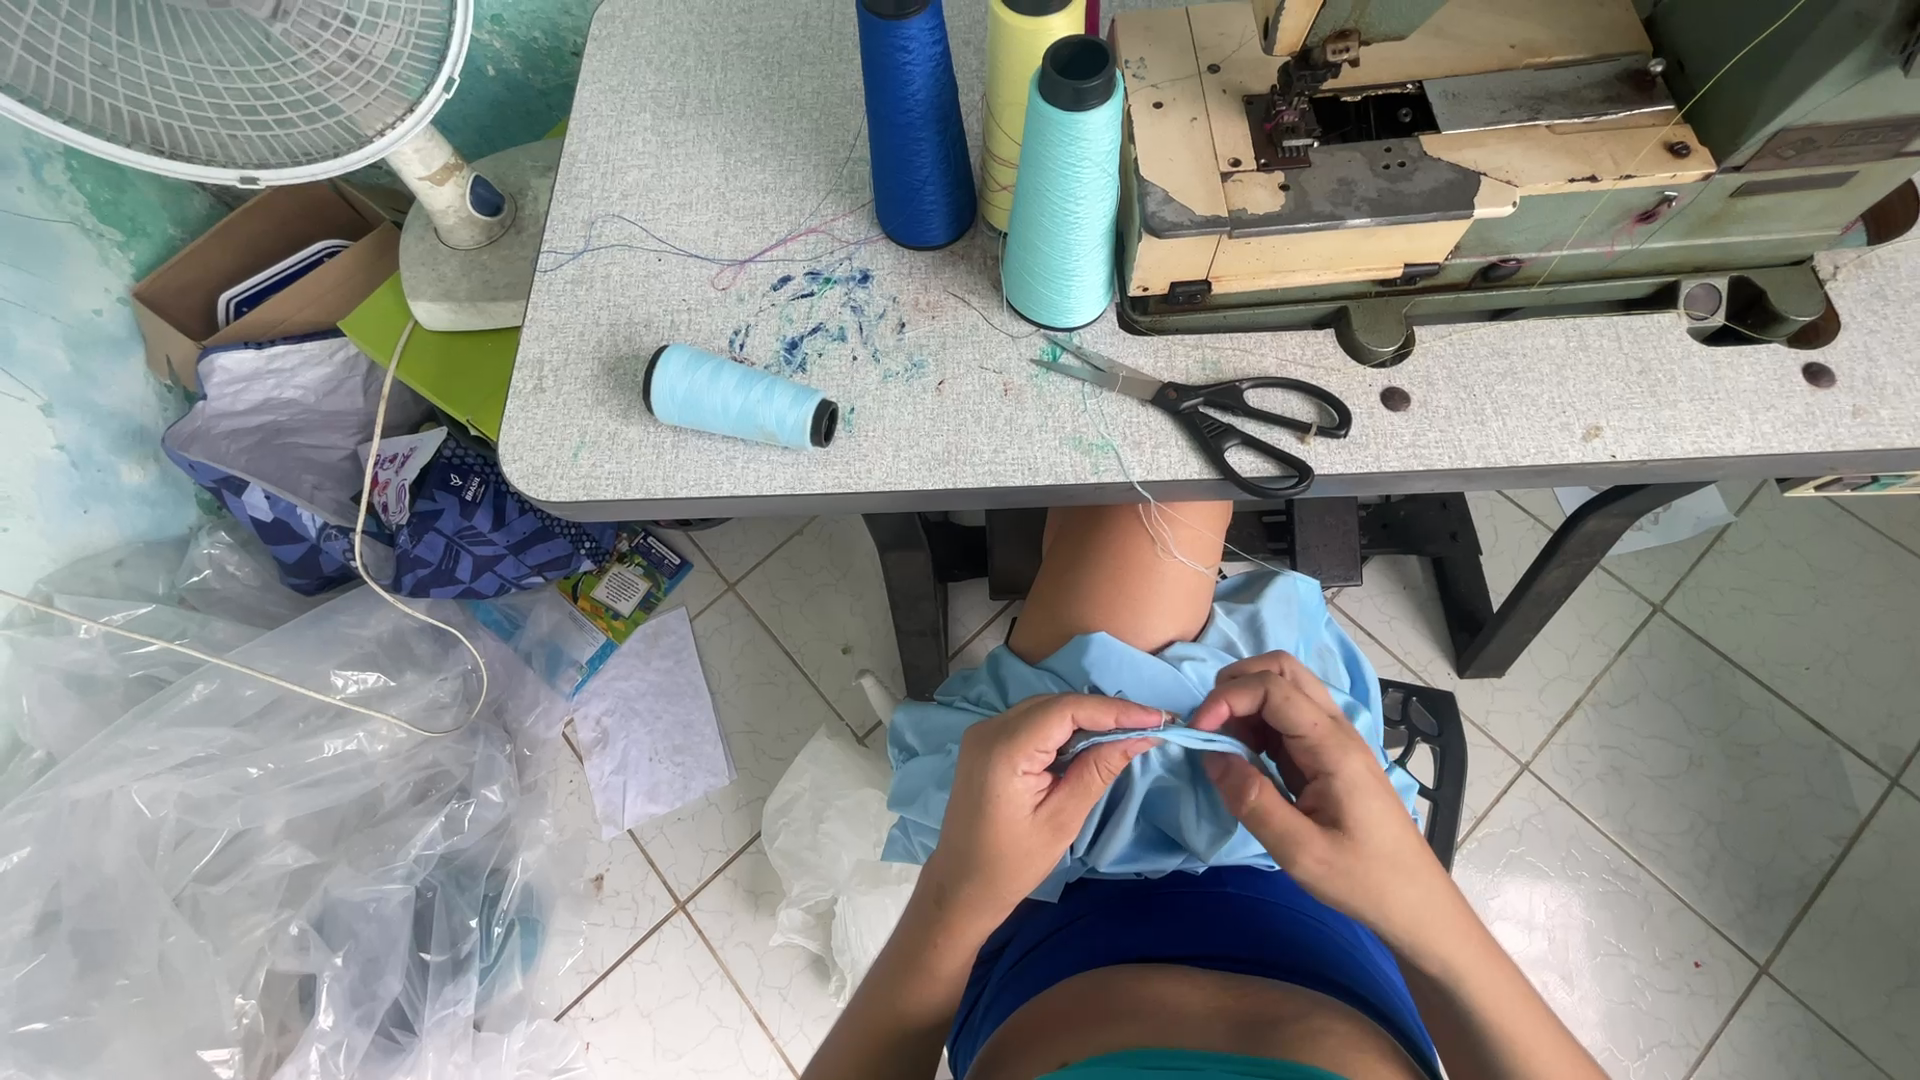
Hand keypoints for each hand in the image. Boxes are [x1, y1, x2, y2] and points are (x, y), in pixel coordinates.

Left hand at [917, 693, 1164, 932]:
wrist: (961, 885)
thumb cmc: (1012, 864)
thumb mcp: (1062, 820)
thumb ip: (1098, 771)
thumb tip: (1140, 736)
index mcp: (1004, 748)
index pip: (1067, 709)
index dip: (1115, 709)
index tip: (1159, 718)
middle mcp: (990, 728)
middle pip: (1057, 704)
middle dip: (1106, 712)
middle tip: (1152, 725)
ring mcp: (985, 732)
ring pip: (1047, 710)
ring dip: (1088, 719)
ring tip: (1130, 732)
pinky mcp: (988, 741)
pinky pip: (1034, 722)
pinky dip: (1066, 729)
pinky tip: (1093, 741)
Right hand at [1190, 652, 1451, 946]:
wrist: (1415, 904)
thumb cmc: (1363, 880)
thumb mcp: (1300, 852)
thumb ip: (1252, 801)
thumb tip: (1210, 755)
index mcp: (1331, 747)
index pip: (1272, 687)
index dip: (1227, 698)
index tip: (1198, 732)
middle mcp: (1334, 729)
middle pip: (1281, 668)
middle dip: (1234, 684)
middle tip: (1210, 725)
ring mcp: (1332, 737)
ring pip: (1282, 685)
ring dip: (1244, 701)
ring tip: (1225, 743)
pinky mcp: (1325, 752)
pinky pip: (1284, 714)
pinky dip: (1254, 721)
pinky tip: (1245, 756)